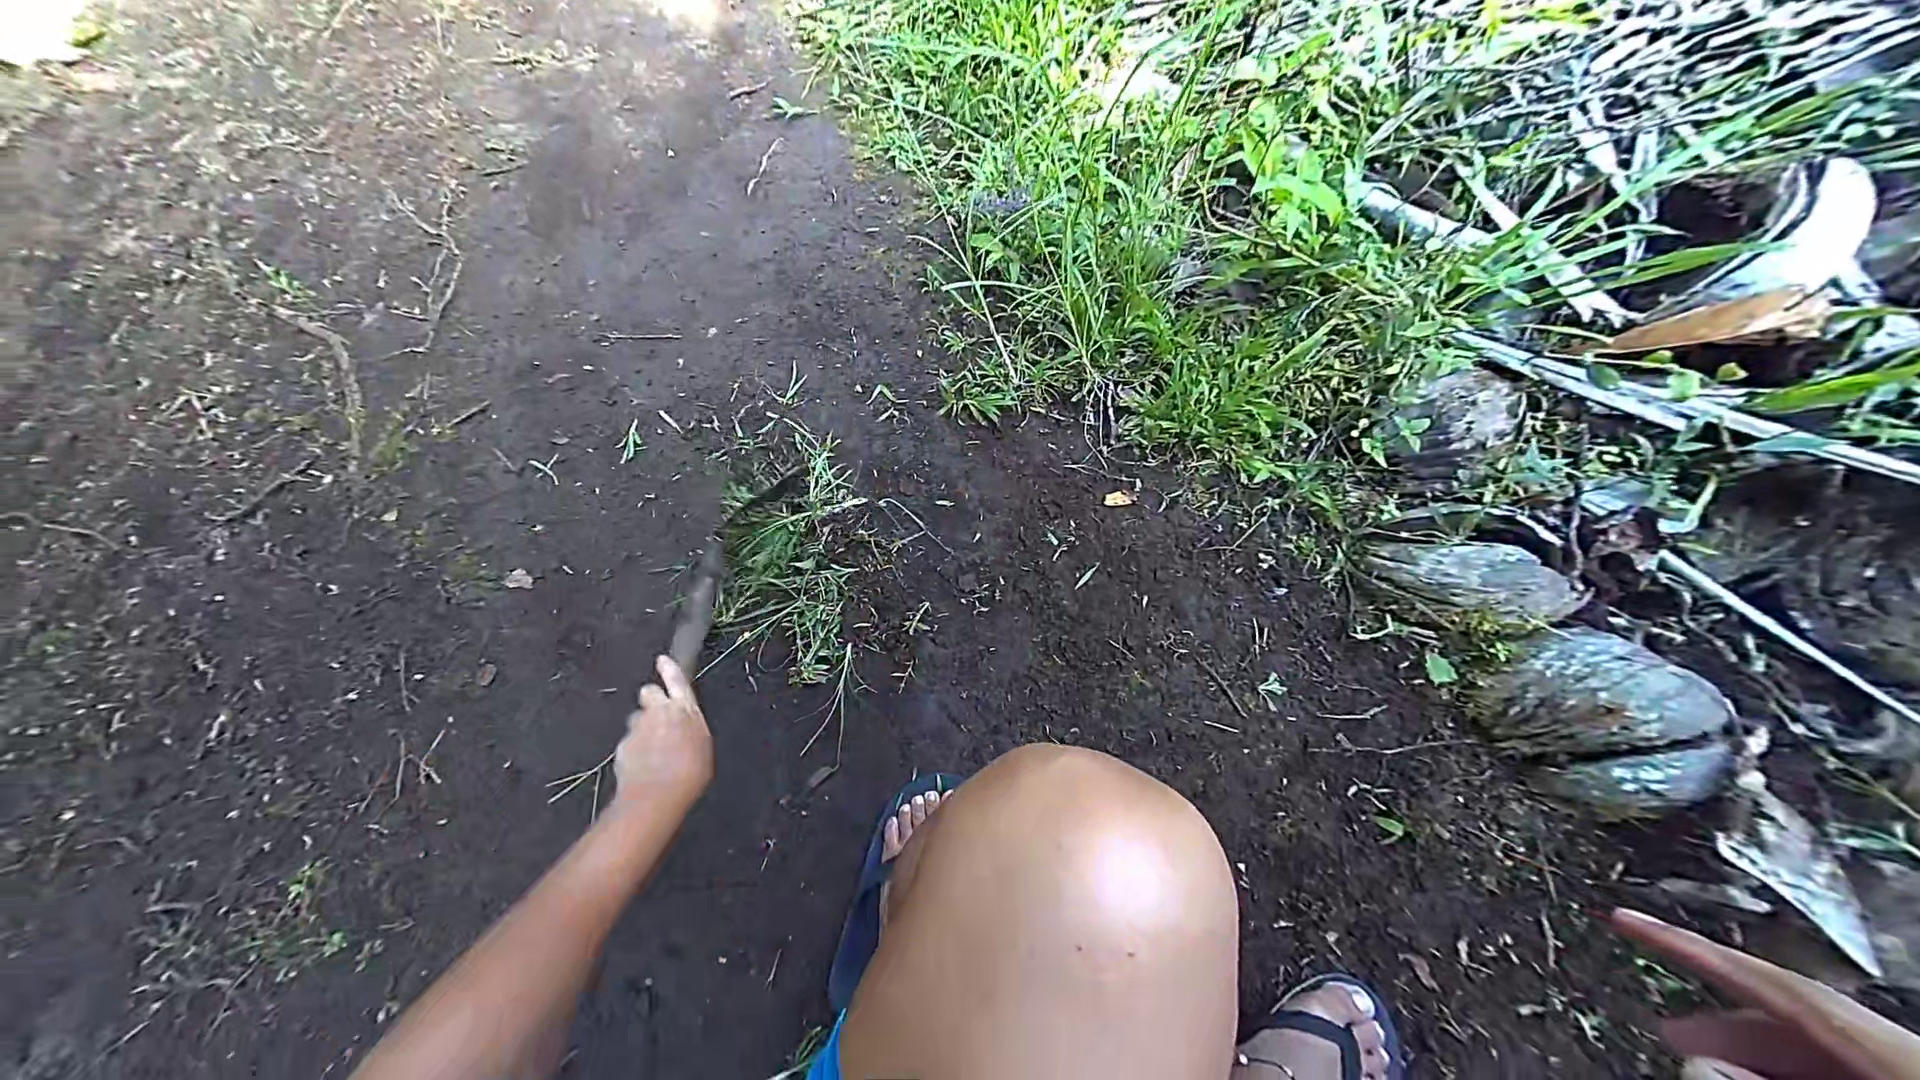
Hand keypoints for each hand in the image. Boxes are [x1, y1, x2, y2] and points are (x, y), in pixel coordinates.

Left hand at [611, 656, 711, 811]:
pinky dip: (635, 749)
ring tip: (654, 749)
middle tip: (659, 713)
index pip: (676, 680)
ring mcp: (637, 729)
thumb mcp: (703, 745)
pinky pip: (629, 742)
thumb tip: (687, 726)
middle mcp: (658, 713)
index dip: (669, 669)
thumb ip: (692, 727)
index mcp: (684, 709)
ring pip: (637, 719)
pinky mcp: (622, 746)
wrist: (657, 796)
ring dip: (643, 728)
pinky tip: (645, 764)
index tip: (663, 660)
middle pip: (649, 692)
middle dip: (652, 698)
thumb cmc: (689, 773)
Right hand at [1611, 908, 1919, 1079]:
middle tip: (1668, 1035)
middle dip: (1730, 1027)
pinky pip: (1851, 1073)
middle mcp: (1907, 1059)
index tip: (1622, 920)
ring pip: (1828, 1053)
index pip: (1777, 986)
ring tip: (1709, 1066)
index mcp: (1900, 1058)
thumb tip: (1693, 1058)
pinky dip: (1799, 1077)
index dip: (1692, 950)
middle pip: (1802, 1021)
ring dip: (1761, 1059)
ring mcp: (1909, 1073)